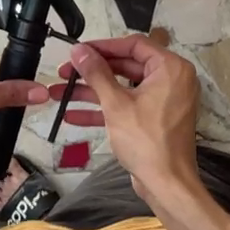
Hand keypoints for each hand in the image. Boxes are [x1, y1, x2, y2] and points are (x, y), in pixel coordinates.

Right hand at [49, 35, 201, 203]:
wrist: (167, 184)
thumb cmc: (147, 141)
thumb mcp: (116, 104)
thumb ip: (96, 74)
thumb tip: (79, 51)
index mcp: (170, 69)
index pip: (134, 45)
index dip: (103, 46)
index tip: (78, 50)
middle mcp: (170, 80)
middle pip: (125, 66)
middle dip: (92, 71)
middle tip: (65, 72)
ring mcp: (162, 100)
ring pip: (122, 87)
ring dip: (91, 91)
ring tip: (59, 92)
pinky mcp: (153, 119)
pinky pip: (126, 105)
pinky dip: (103, 109)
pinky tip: (72, 115)